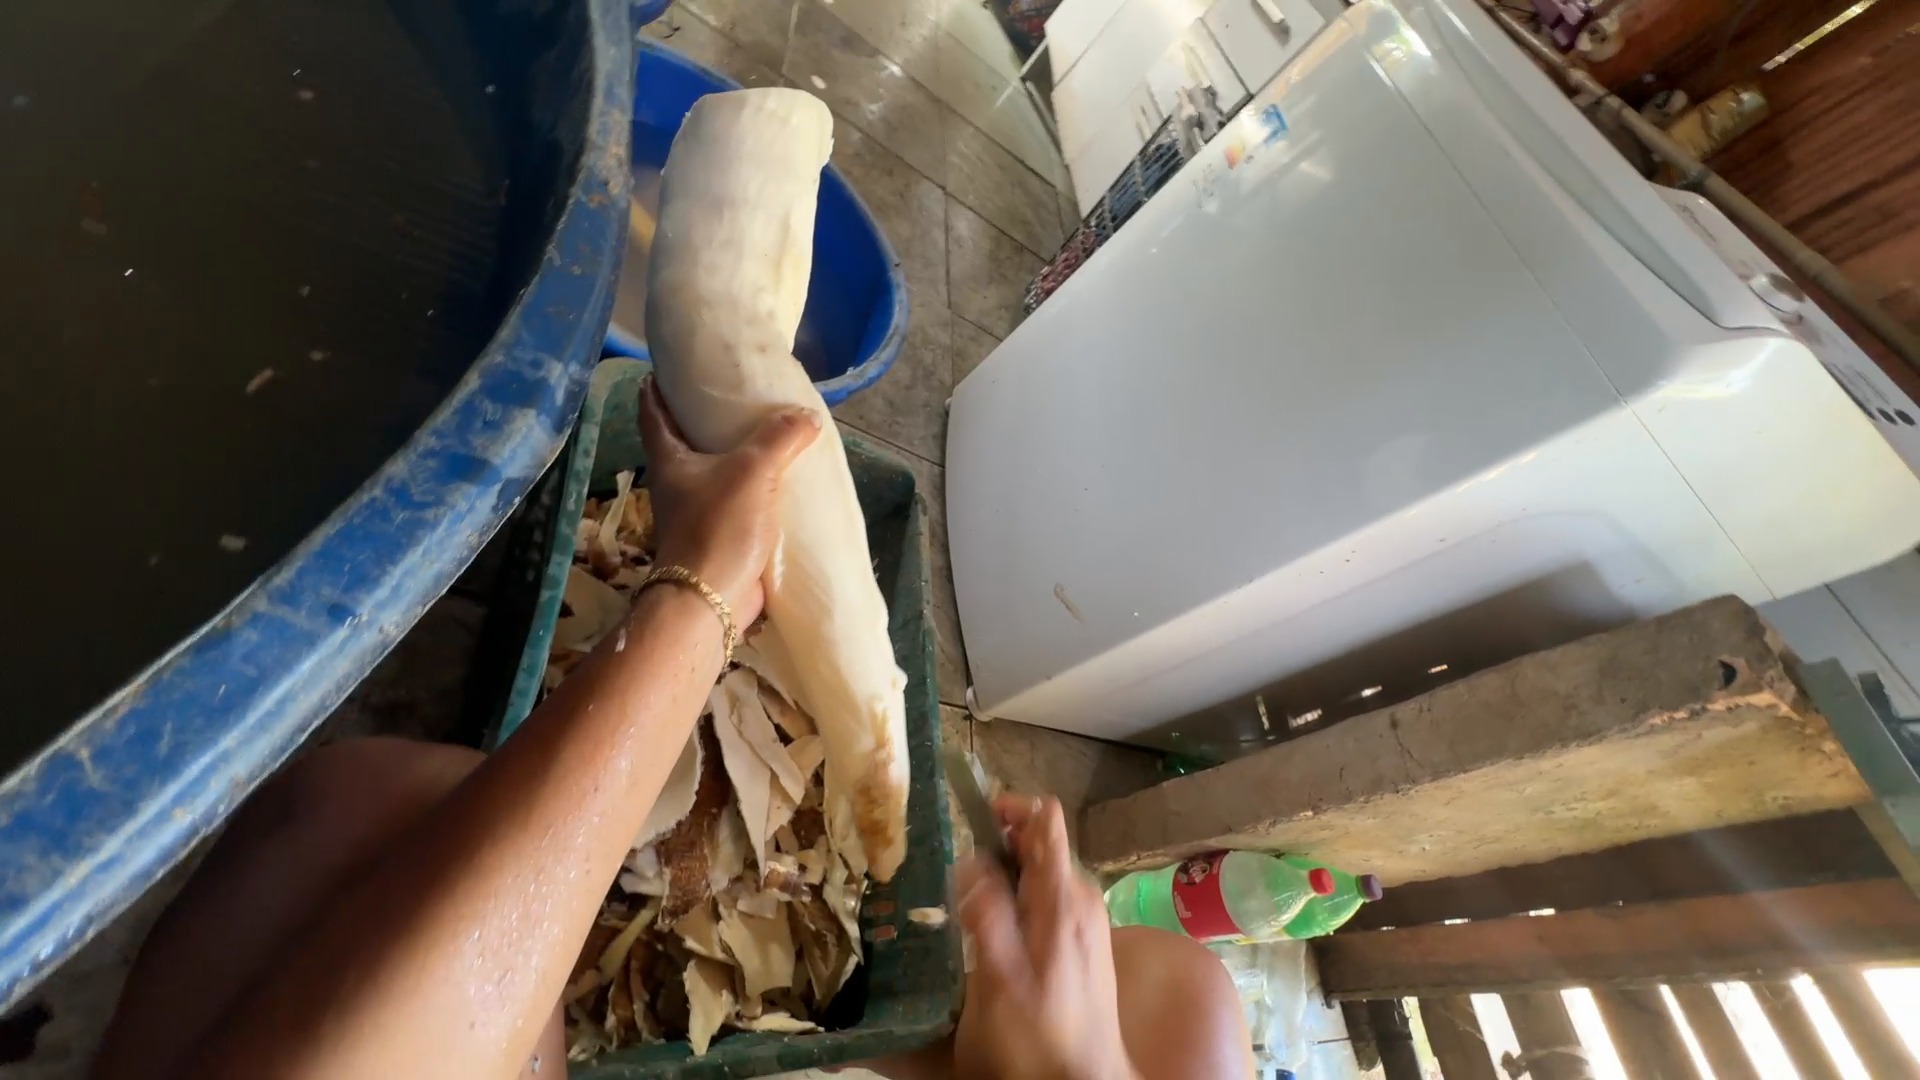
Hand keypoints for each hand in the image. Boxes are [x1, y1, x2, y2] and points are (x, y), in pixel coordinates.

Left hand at [637, 376, 818, 625]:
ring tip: (767, 435)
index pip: (653, 411)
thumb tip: (807, 416)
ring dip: (734, 455)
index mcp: (669, 458)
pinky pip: (737, 501)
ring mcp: (697, 511)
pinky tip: (780, 481)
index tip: (673, 368)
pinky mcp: (720, 535)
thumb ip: (780, 438)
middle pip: (684, 440)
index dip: (659, 387)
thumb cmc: (719, 526)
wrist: (713, 597)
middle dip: (704, 418)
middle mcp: (677, 481)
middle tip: (735, 396)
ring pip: (714, 472)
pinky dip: (754, 488)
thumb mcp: (752, 471)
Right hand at [952, 797, 1139, 1079]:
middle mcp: (1081, 893)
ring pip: (1042, 867)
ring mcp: (1087, 912)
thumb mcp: (1002, 978)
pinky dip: (1022, 894)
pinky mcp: (1085, 932)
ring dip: (1007, 874)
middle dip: (1001, 845)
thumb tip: (971, 858)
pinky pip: (1050, 892)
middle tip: (965, 877)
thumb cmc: (1042, 1034)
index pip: (1046, 818)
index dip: (1011, 806)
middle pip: (1041, 840)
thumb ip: (987, 914)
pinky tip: (1001, 930)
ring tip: (976, 908)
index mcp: (1063, 895)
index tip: (976, 818)